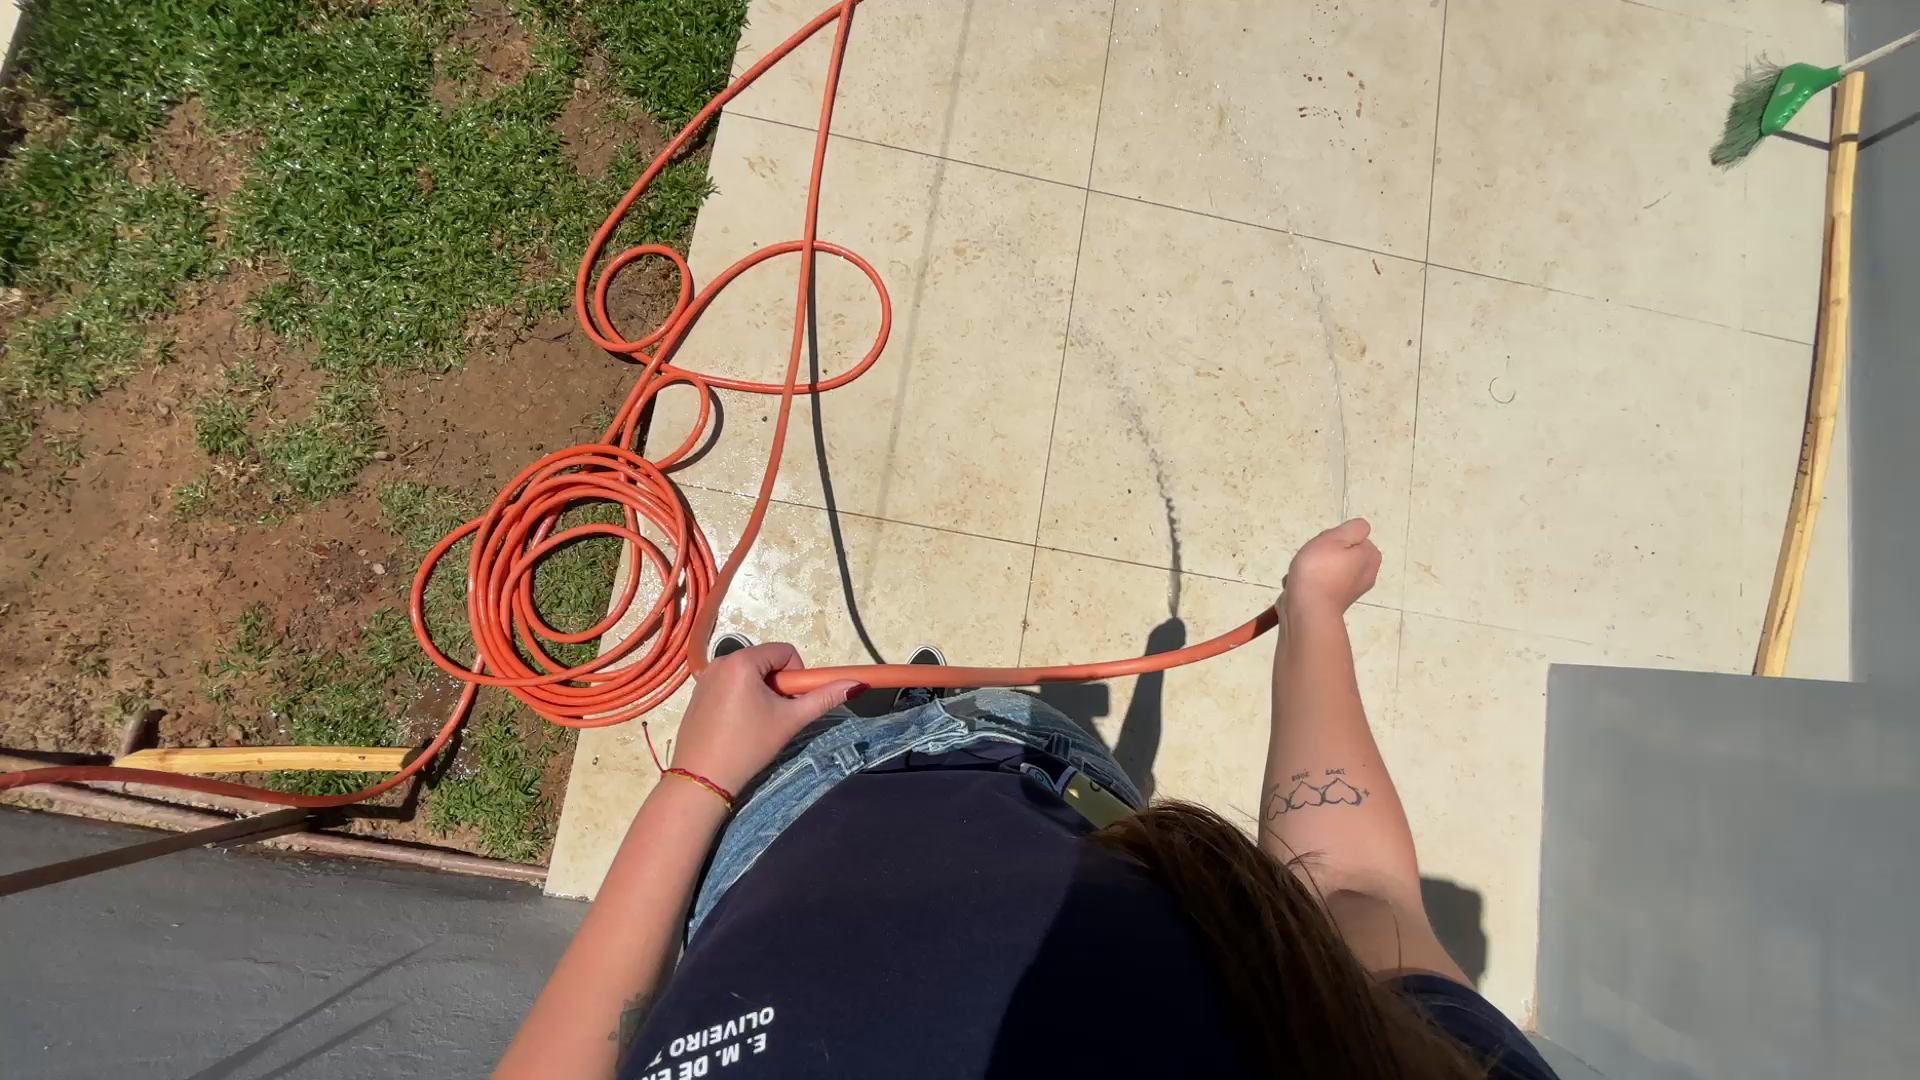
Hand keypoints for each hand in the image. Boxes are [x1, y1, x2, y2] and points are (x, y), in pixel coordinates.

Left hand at [669, 643, 863, 795]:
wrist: (701, 780)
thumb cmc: (749, 746)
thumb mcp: (790, 720)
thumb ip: (824, 698)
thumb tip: (857, 684)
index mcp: (742, 661)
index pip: (785, 651)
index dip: (796, 675)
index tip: (790, 703)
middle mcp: (720, 661)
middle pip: (766, 660)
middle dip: (777, 683)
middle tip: (775, 714)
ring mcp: (705, 676)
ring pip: (748, 672)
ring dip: (761, 690)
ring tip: (756, 721)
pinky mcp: (697, 693)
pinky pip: (729, 682)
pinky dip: (741, 696)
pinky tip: (737, 724)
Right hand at [1281, 518, 1380, 618]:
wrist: (1307, 609)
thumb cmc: (1320, 570)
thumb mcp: (1336, 538)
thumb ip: (1352, 529)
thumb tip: (1359, 530)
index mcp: (1370, 557)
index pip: (1353, 537)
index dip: (1335, 538)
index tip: (1324, 546)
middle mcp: (1365, 575)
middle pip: (1340, 553)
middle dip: (1323, 553)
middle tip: (1312, 558)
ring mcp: (1349, 590)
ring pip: (1327, 568)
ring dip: (1312, 568)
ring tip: (1302, 573)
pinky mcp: (1333, 601)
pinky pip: (1318, 583)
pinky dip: (1308, 582)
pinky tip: (1299, 585)